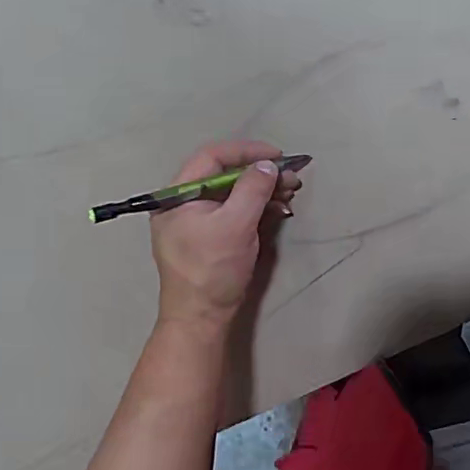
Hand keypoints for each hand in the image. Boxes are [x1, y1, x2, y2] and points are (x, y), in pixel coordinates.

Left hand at [148, 140, 302, 329]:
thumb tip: (268, 164)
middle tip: (291, 178)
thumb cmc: (213, 270)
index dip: (247, 151)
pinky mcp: (209, 236)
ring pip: (232, 192)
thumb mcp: (236, 224)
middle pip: (224, 174)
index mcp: (178, 195)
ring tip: (291, 191)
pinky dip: (257, 206)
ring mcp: (196, 220)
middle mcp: (183, 202)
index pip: (213, 157)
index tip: (277, 156)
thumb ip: (253, 189)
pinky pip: (233, 210)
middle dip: (260, 173)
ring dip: (263, 189)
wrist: (201, 319)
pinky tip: (278, 208)